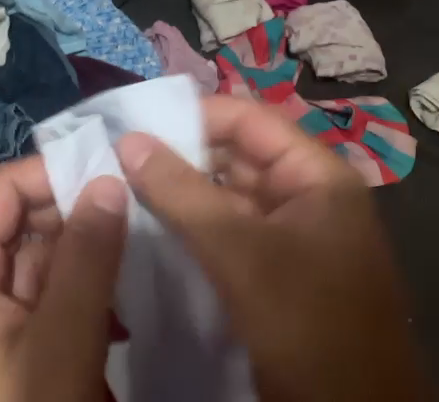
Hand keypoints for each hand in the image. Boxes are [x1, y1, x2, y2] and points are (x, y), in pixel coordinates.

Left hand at [0, 155, 128, 401]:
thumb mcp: (58, 345)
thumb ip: (86, 260)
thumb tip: (109, 179)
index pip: (1, 191)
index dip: (54, 174)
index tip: (116, 171)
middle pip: (21, 228)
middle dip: (80, 218)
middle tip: (144, 212)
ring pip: (38, 270)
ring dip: (89, 263)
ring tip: (146, 257)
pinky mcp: (2, 365)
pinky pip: (42, 311)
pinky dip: (81, 304)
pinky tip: (125, 314)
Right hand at [118, 95, 434, 401]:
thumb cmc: (307, 324)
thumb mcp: (240, 254)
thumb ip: (182, 193)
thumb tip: (128, 140)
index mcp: (318, 176)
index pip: (249, 119)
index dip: (193, 115)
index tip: (135, 126)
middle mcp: (310, 197)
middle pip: (237, 156)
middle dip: (180, 156)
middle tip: (119, 161)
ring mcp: (297, 239)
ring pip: (229, 198)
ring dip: (182, 195)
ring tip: (125, 192)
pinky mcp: (280, 277)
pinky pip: (231, 235)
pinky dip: (194, 230)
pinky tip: (152, 233)